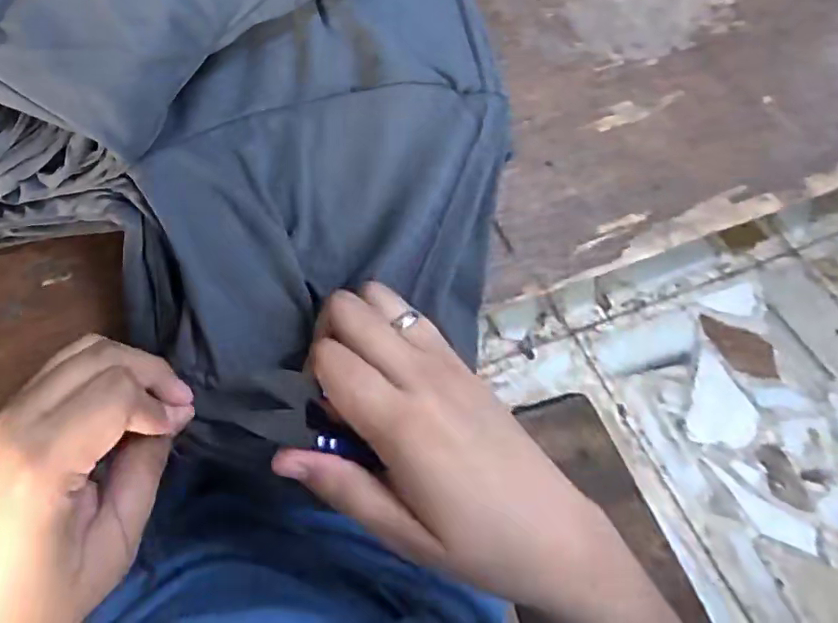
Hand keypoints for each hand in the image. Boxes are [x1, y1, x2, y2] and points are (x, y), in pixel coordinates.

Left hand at [0, 335, 194, 622]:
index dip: (157, 400)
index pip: (114, 392)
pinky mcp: (5, 413)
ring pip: (79, 349)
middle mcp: (20, 419)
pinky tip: (123, 397)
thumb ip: (143, 472)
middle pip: (98, 355)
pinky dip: (100, 369)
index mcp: (42, 459)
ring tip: (157, 395)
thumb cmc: (41, 597)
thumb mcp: (111, 547)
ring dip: (125, 363)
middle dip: (148, 370)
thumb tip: (170, 417)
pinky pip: (61, 367)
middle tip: (181, 400)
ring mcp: (7, 411)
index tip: (182, 421)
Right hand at [271, 284, 674, 622]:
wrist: (558, 535)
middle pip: (345, 307)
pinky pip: (409, 310)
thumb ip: (340, 486)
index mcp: (402, 421)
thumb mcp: (402, 534)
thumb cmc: (474, 543)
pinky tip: (392, 361)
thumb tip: (279, 456)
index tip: (323, 412)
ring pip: (376, 293)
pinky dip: (386, 319)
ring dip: (355, 318)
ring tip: (360, 363)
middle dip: (324, 334)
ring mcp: (443, 358)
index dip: (311, 376)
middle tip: (334, 382)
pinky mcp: (459, 356)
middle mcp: (419, 375)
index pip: (328, 357)